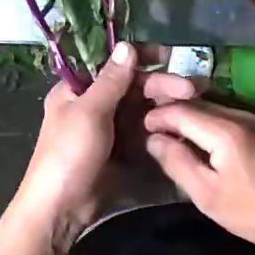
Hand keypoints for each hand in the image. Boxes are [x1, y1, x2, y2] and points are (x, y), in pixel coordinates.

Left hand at [8, 43, 200, 254]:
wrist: (60, 209)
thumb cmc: (68, 154)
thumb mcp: (89, 112)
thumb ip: (111, 80)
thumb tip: (127, 44)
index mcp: (77, 88)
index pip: (113, 63)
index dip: (141, 57)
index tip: (170, 56)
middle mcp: (92, 104)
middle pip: (131, 87)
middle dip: (161, 85)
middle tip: (192, 89)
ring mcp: (107, 128)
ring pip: (140, 109)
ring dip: (165, 105)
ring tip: (194, 104)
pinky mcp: (119, 150)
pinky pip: (142, 131)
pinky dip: (160, 126)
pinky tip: (182, 125)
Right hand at [141, 99, 254, 254]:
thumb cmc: (252, 212)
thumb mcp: (206, 194)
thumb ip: (176, 162)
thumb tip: (153, 139)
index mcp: (224, 130)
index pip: (180, 109)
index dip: (156, 117)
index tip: (139, 130)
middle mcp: (238, 115)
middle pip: (194, 103)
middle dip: (168, 113)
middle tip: (145, 131)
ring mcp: (250, 120)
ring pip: (207, 108)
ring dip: (184, 118)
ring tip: (163, 136)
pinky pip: (220, 117)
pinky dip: (201, 124)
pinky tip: (191, 142)